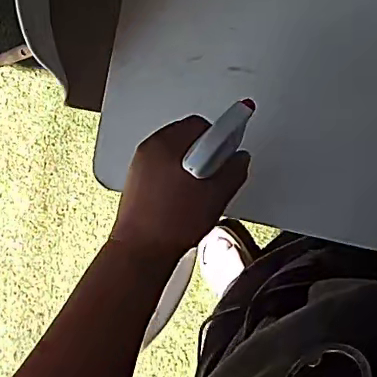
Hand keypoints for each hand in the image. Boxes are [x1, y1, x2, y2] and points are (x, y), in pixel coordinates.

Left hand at [110, 116, 249, 261]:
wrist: (141, 251)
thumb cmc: (169, 225)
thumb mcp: (215, 196)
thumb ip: (234, 171)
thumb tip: (240, 159)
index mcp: (166, 144)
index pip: (200, 124)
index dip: (220, 136)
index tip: (229, 148)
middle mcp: (150, 149)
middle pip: (186, 135)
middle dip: (205, 151)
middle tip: (215, 174)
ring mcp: (140, 165)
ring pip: (175, 152)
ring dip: (191, 163)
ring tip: (199, 190)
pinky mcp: (136, 180)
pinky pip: (163, 166)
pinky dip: (176, 174)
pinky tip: (184, 198)